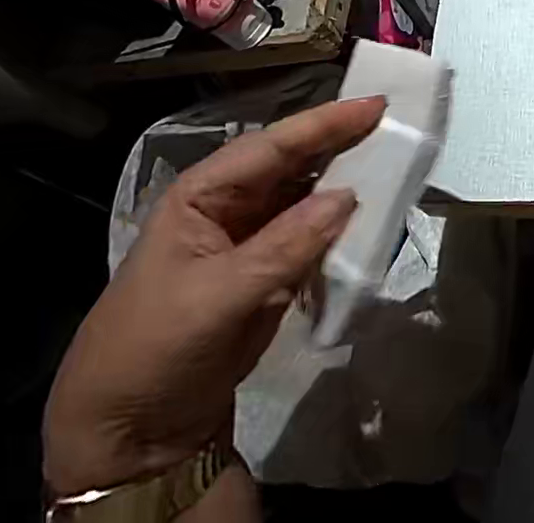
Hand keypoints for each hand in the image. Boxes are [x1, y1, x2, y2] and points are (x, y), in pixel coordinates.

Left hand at [42, 95, 384, 495]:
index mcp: (204, 195)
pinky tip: (379, 211)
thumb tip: (349, 197)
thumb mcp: (215, 297)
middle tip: (396, 120)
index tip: (376, 104)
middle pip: (297, 161)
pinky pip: (322, 232)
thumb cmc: (153, 350)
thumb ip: (283, 246)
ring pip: (314, 192)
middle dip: (343, 140)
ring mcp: (259, 235)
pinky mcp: (279, 266)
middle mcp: (235, 204)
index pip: (272, 147)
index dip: (324, 123)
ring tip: (398, 157)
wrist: (135, 430)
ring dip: (352, 177)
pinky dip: (351, 221)